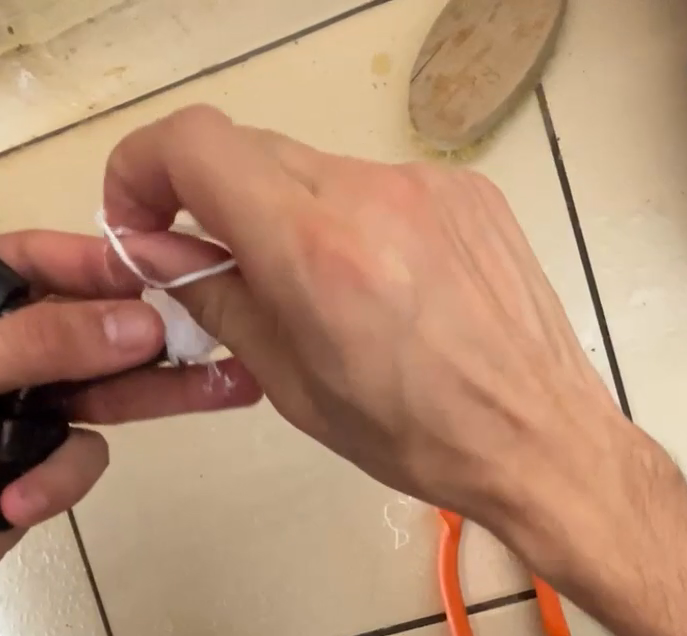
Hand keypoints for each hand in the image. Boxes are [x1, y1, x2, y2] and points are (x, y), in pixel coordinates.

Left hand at [0, 229, 261, 616]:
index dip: (96, 265)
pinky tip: (16, 499)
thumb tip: (145, 325)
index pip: (32, 260)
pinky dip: (58, 480)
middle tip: (219, 334)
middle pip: (90, 328)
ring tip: (226, 391)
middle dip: (149, 338)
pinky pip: (84, 455)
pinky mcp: (42, 462)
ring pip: (110, 389)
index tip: (164, 273)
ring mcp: (23, 405)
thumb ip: (39, 343)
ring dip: (155, 396)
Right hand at [96, 106, 635, 551]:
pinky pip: (383, 187)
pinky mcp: (471, 193)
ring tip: (326, 293)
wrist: (541, 439)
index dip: (145, 169)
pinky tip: (389, 285)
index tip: (145, 220)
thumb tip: (167, 253)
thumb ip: (225, 304)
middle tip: (228, 269)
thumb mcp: (300, 391)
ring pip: (320, 171)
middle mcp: (373, 194)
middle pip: (252, 151)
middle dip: (219, 201)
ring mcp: (430, 186)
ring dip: (294, 216)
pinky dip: (359, 222)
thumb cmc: (419, 439)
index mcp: (318, 252)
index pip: (193, 145)